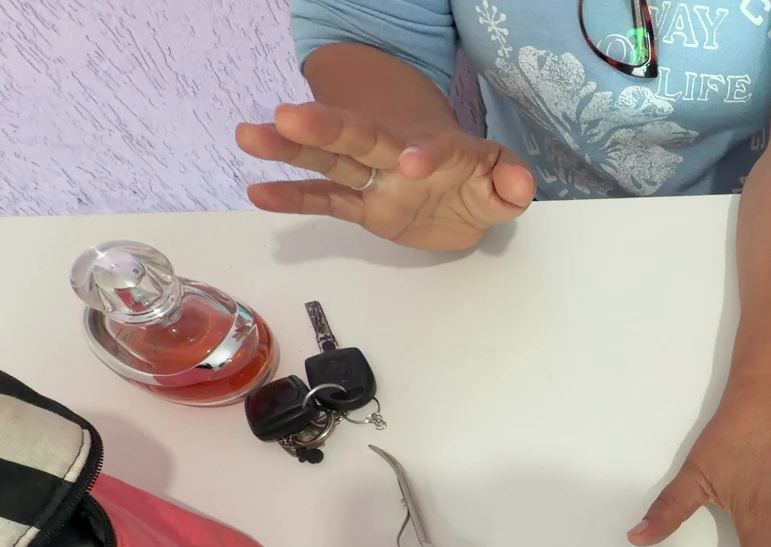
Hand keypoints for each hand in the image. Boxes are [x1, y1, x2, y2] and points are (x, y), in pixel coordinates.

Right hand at [235, 102, 535, 249]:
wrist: (462, 193)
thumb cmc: (481, 181)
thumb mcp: (505, 181)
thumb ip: (514, 182)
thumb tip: (520, 185)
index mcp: (439, 150)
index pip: (429, 147)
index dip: (423, 154)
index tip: (411, 163)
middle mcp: (398, 157)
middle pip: (360, 136)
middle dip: (327, 126)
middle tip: (288, 115)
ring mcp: (377, 181)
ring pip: (332, 160)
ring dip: (293, 149)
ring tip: (251, 135)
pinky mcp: (366, 208)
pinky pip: (328, 201)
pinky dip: (296, 198)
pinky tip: (259, 193)